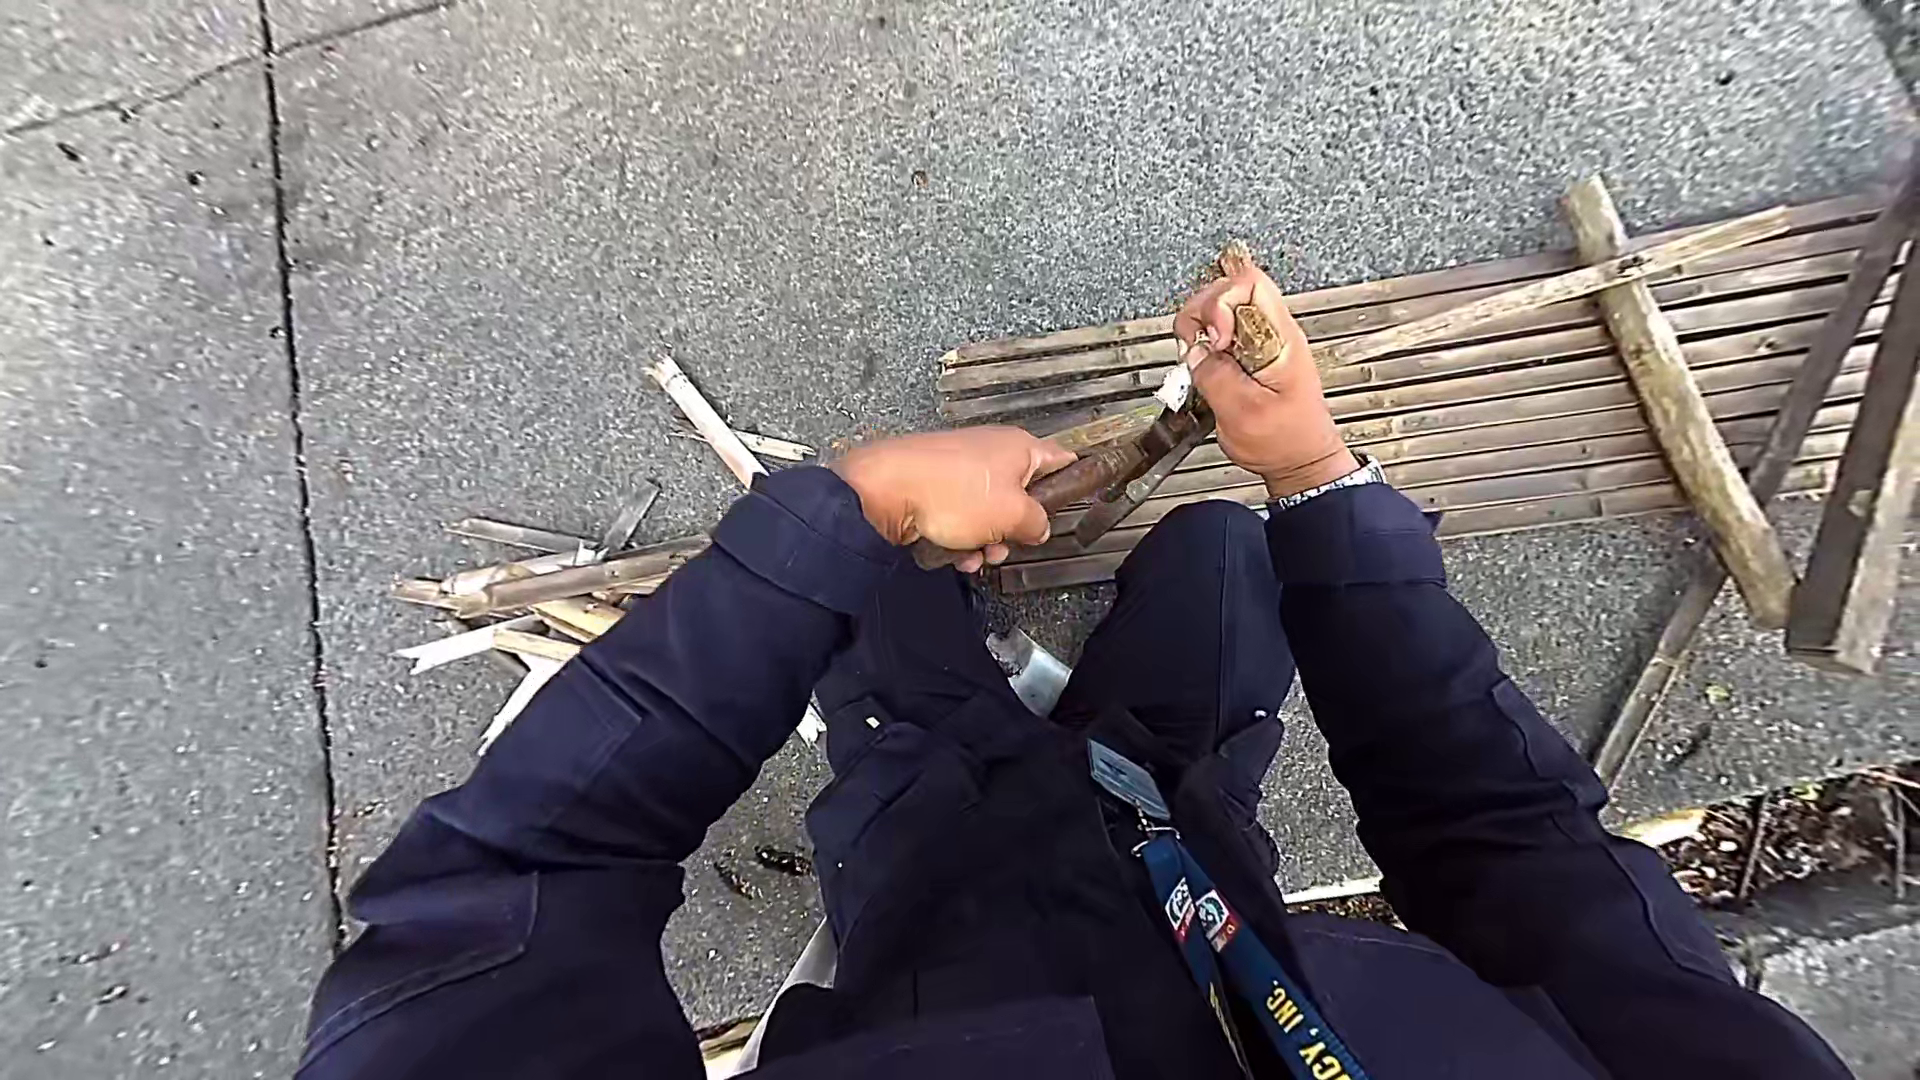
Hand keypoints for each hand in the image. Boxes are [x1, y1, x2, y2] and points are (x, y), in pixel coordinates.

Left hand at [831, 427, 1076, 572]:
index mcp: (1019, 448)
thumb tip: (1040, 527)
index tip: (1068, 507)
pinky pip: (959, 516)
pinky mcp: (936, 486)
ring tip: (972, 553)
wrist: (887, 491)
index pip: (1061, 461)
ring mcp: (961, 469)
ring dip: (985, 540)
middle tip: (1005, 543)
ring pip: (988, 513)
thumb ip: (1039, 523)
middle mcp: (992, 452)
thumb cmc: (950, 491)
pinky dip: (959, 537)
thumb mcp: (1014, 514)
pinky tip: (951, 552)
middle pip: (1021, 497)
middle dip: (1015, 530)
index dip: (1070, 486)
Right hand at [1174, 259, 1356, 496]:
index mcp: (1277, 339)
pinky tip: (1204, 369)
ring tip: (1197, 361)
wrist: (1301, 459)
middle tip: (1195, 349)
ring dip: (1199, 331)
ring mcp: (1260, 342)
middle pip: (1228, 289)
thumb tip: (1194, 353)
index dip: (1217, 305)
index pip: (1247, 284)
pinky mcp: (1250, 355)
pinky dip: (1203, 347)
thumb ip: (1215, 378)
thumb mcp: (1243, 414)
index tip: (1211, 340)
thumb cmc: (1282, 441)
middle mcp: (1271, 332)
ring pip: (1221, 309)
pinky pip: (1221, 334)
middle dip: (1200, 315)